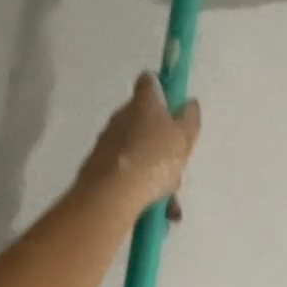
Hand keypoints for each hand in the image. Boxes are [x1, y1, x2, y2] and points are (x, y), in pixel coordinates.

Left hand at [74, 72, 201, 216]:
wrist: (111, 194)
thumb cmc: (153, 159)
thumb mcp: (183, 139)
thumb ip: (189, 120)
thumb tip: (189, 103)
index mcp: (143, 103)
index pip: (149, 82)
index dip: (162, 88)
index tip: (173, 104)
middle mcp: (120, 116)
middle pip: (143, 119)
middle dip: (160, 139)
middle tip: (175, 160)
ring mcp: (106, 141)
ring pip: (135, 149)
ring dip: (151, 167)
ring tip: (167, 194)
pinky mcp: (96, 165)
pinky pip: (124, 170)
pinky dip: (137, 183)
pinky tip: (151, 204)